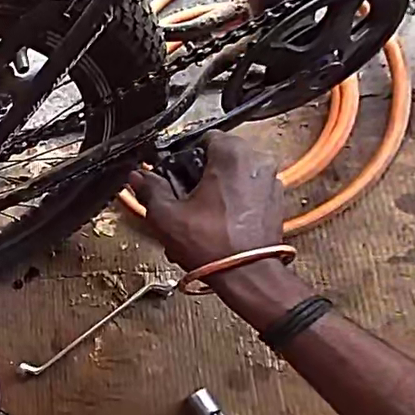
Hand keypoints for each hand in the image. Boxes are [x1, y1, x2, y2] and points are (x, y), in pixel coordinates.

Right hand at [127, 132, 283, 269]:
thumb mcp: (167, 215)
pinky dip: (232, 203)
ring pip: (234, 177)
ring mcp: (270, 183)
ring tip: (197, 217)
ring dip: (215, 190)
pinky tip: (216, 225)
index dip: (183, 157)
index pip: (202, 139)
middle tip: (182, 199)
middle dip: (199, 175)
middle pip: (219, 158)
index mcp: (232, 154)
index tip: (173, 175)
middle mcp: (257, 162)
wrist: (248, 276)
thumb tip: (138, 177)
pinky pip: (248, 193)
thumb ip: (150, 189)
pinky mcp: (276, 203)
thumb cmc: (212, 245)